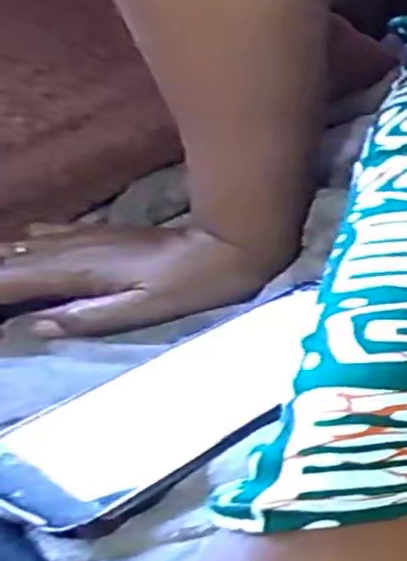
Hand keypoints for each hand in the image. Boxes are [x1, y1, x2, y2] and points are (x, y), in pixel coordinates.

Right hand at [0, 223, 289, 336]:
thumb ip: (92, 317)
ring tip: (15, 297)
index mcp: (64, 270)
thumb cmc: (198, 281)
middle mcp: (55, 248)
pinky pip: (32, 239)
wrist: (229, 244)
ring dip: (1, 272)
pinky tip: (29, 269)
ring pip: (6, 251)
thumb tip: (34, 327)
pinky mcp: (90, 233)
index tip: (1, 322)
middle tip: (8, 314)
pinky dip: (16, 255)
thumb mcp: (151, 307)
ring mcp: (71, 237)